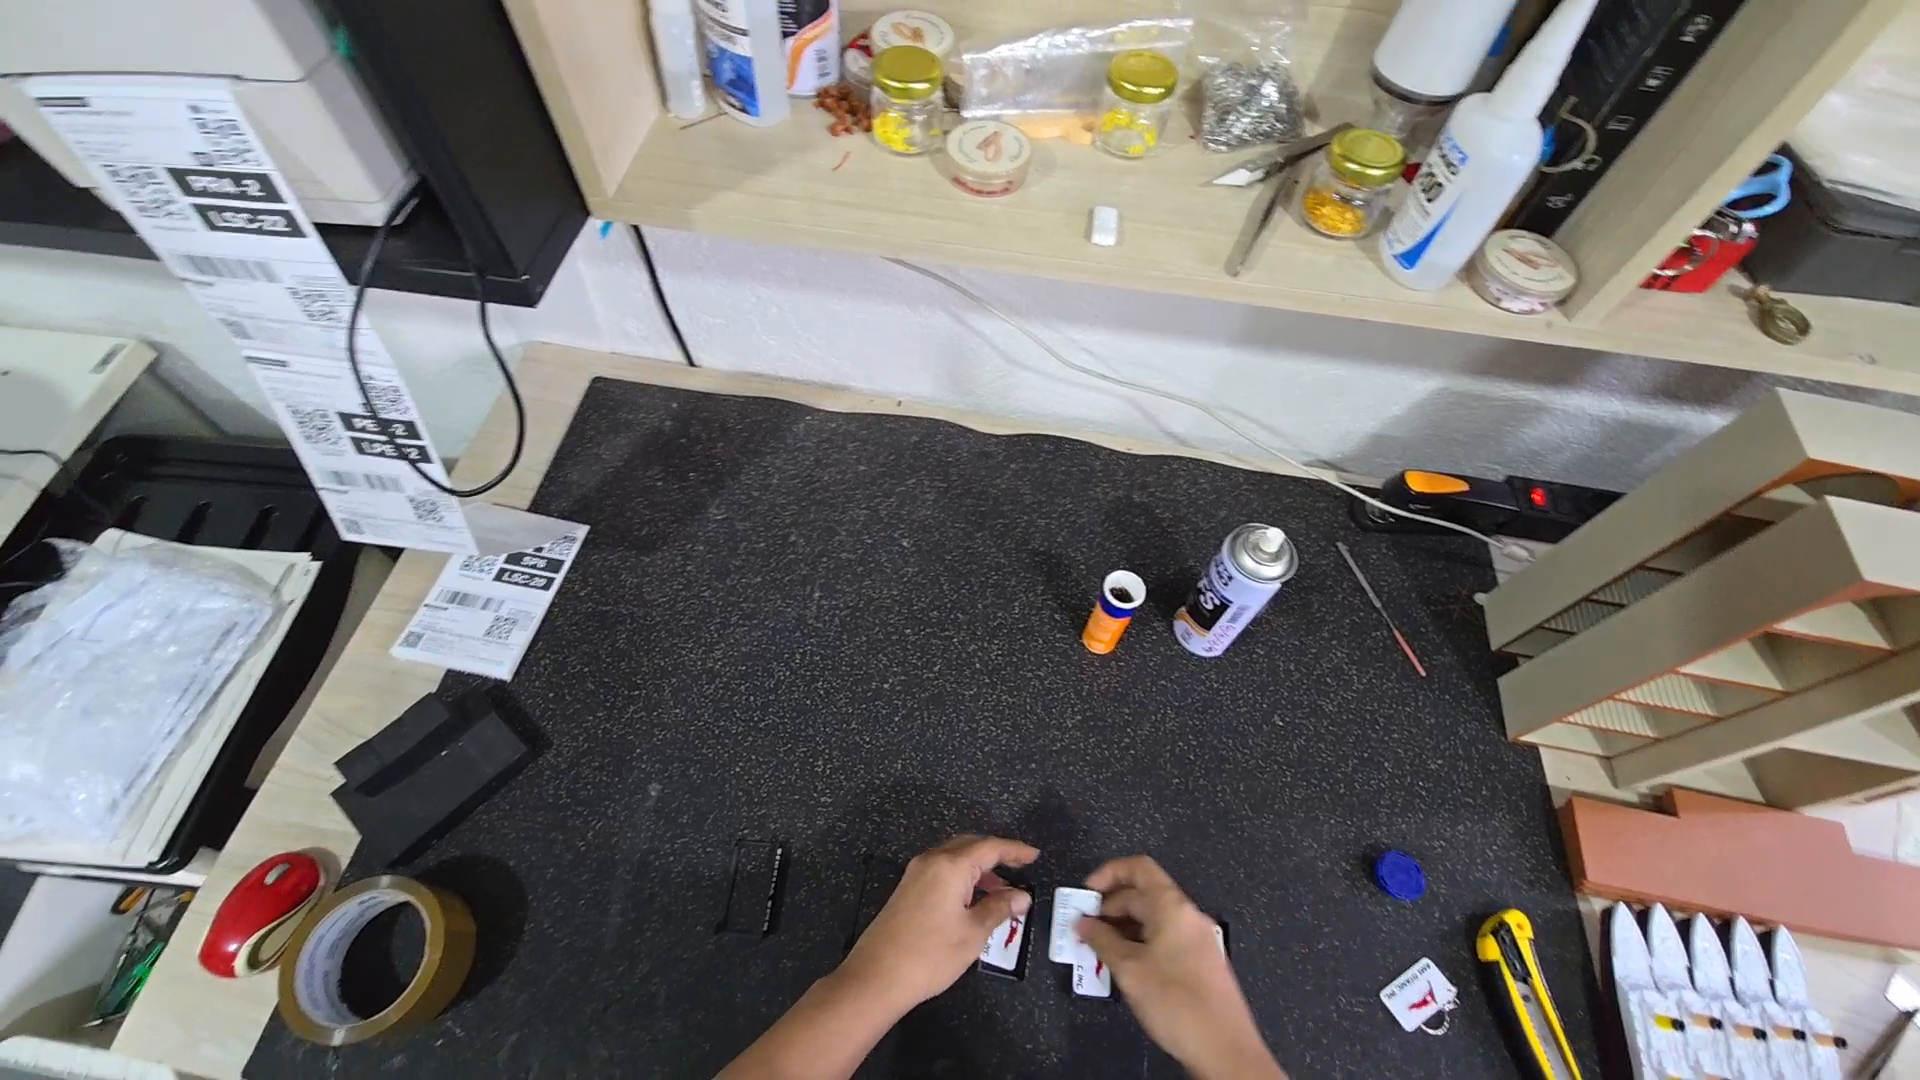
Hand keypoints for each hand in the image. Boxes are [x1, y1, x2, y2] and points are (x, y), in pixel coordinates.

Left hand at [839, 835, 1038, 1015]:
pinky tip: (972, 899)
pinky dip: (962, 877)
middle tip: (1019, 869)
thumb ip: (999, 908)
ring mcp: (916, 872)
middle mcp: (932, 860)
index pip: (990, 847)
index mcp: (950, 865)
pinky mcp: (908, 888)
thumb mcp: (973, 933)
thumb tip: (1021, 896)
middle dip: (997, 855)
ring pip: (955, 858)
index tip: (1034, 855)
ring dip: (979, 868)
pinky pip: (942, 870)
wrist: (877, 976)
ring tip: (1001, 891)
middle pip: (971, 845)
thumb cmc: (930, 954)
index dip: (1015, 850)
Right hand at [1076, 857, 1284, 1079]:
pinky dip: (1141, 942)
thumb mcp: (1130, 970)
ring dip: (1124, 928)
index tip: (1085, 895)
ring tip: (1100, 951)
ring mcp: (1198, 938)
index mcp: (1173, 906)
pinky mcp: (1201, 961)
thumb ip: (1102, 941)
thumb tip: (1082, 923)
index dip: (1108, 873)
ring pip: (1153, 919)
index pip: (1138, 868)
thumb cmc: (1175, 1002)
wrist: (1227, 1051)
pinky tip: (1126, 966)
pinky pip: (1165, 937)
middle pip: (1143, 894)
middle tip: (1085, 930)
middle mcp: (1188, 915)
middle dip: (1110, 907)